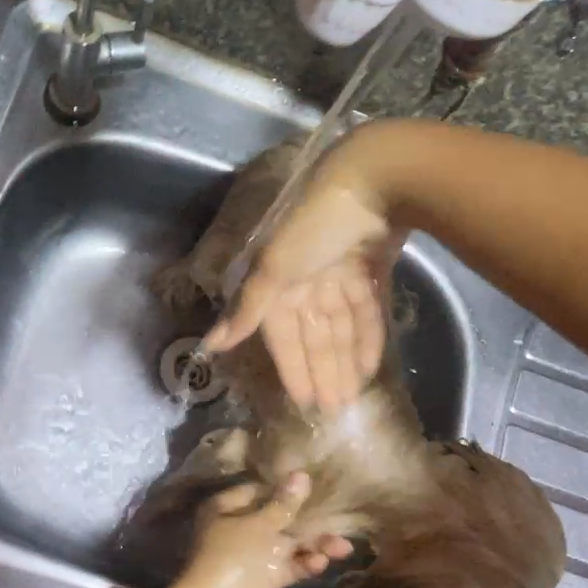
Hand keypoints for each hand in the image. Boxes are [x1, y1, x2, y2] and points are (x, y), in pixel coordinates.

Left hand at [176, 472, 353, 587]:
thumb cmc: (235, 555)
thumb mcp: (261, 525)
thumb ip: (285, 504)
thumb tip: (302, 475)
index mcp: (226, 508)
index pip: (259, 491)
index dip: (285, 489)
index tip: (314, 486)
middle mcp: (238, 528)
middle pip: (277, 519)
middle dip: (308, 522)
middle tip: (339, 519)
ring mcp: (251, 554)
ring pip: (287, 544)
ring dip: (313, 545)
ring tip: (344, 547)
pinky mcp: (263, 578)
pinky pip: (287, 565)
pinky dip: (304, 563)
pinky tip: (322, 563)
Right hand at [199, 163, 404, 415]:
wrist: (377, 177)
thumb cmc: (316, 222)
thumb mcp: (275, 267)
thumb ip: (248, 309)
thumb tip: (210, 344)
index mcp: (278, 279)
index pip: (282, 333)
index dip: (292, 366)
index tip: (303, 401)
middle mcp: (306, 279)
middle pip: (314, 335)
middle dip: (323, 371)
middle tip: (333, 410)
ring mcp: (340, 273)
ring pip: (341, 328)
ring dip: (345, 362)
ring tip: (351, 396)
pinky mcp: (371, 268)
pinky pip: (366, 312)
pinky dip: (367, 338)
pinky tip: (370, 367)